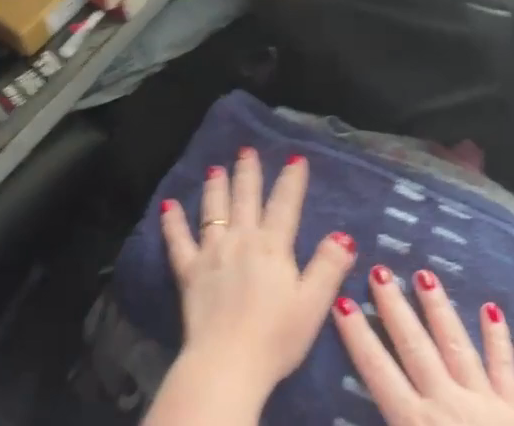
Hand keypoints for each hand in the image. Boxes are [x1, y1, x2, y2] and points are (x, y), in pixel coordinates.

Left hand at [160, 147, 358, 393]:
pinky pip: (178, 240)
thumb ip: (328, 267)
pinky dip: (173, 221)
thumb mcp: (313, 304)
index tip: (295, 159)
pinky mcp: (188, 271)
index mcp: (272, 247)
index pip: (285, 205)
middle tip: (246, 150)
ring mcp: (211, 253)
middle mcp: (241, 240)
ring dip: (216, 187)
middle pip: (245, 198)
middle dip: (248, 172)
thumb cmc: (276, 337)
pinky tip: (168, 205)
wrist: (228, 362)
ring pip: (214, 210)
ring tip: (216, 169)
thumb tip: (344, 235)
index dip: (291, 181)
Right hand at [332, 265, 513, 425]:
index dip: (358, 338)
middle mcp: (446, 404)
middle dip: (395, 308)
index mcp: (414, 424)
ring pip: (455, 346)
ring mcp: (484, 403)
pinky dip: (498, 338)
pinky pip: (504, 368)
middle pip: (415, 348)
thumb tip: (334, 422)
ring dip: (439, 310)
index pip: (378, 372)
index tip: (342, 302)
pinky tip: (491, 309)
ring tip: (425, 275)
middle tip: (380, 271)